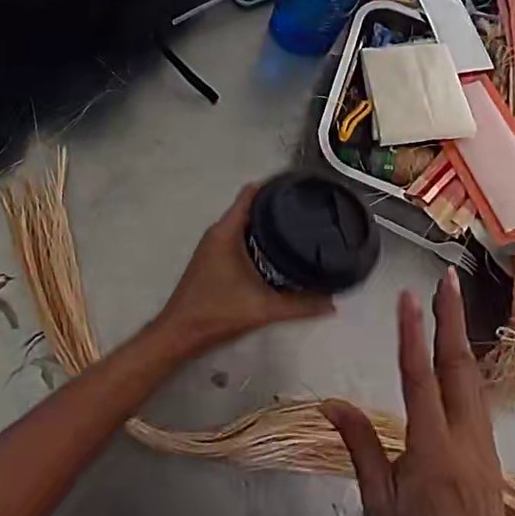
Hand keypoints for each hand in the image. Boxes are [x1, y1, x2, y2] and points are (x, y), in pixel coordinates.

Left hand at [150, 184, 333, 354]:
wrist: (181, 331)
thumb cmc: (217, 312)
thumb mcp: (263, 308)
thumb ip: (300, 305)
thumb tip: (333, 303)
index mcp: (225, 232)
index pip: (248, 195)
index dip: (270, 186)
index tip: (295, 184)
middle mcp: (217, 233)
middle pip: (248, 209)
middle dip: (274, 207)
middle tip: (305, 208)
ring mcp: (213, 247)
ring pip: (243, 226)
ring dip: (265, 225)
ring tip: (297, 226)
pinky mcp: (213, 260)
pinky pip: (238, 239)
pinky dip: (256, 240)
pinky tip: (276, 252)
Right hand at [323, 271, 514, 515]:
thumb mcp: (378, 499)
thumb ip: (360, 444)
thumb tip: (330, 403)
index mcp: (434, 447)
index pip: (419, 378)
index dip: (412, 335)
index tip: (408, 299)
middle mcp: (466, 439)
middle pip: (459, 369)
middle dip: (452, 321)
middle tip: (446, 282)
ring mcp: (484, 446)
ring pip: (474, 382)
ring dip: (462, 338)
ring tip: (453, 305)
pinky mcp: (489, 456)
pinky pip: (479, 400)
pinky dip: (467, 367)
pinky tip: (460, 359)